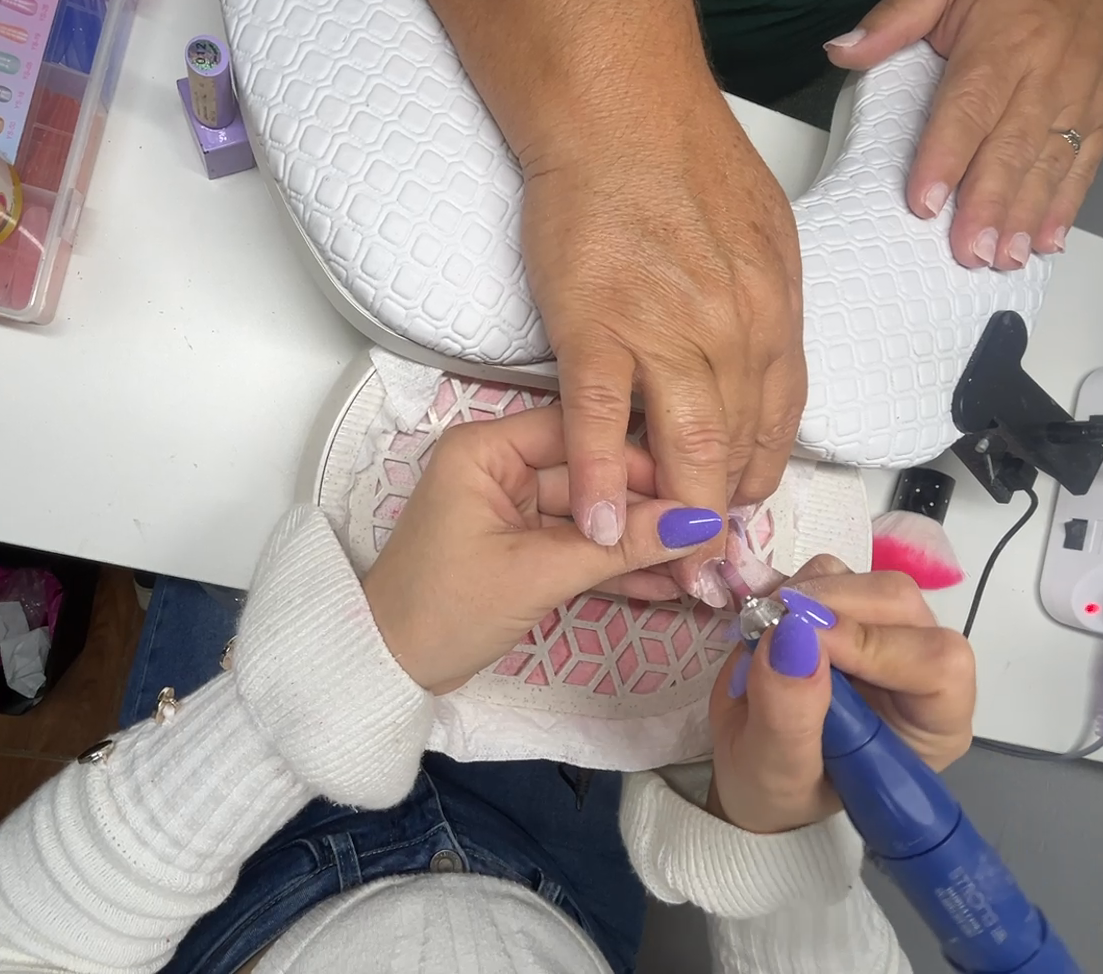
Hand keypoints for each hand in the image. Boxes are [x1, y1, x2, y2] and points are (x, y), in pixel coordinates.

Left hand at [362, 405, 725, 693]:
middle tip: (712, 535)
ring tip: (702, 565)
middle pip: (592, 478)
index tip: (701, 487)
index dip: (640, 460)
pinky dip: (615, 568)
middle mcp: (502, 467)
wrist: (390, 669)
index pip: (579, 433)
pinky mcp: (523, 547)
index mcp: (487, 449)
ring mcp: (515, 509)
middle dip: (649, 512)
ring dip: (640, 545)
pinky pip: (578, 548)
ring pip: (592, 518)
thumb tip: (698, 524)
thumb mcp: (535, 573)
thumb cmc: (445, 607)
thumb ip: (617, 547)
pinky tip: (668, 583)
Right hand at [520, 98, 806, 609]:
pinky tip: (597, 529)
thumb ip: (763, 305)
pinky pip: (604, 422)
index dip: (758, 480)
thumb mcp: (760, 232)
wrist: (618, 114)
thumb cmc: (681, 164)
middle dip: (727, 523)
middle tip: (710, 573)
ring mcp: (667, 335)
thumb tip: (756, 356)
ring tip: (661, 568)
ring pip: (685, 447)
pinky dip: (602, 482)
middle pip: (739, 449)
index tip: (737, 514)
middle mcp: (736, 334)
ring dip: (675, 519)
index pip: (779, 421)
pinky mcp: (598, 330)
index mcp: (775, 313)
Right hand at [706, 556, 975, 835]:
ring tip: (762, 634)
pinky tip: (764, 623)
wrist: (749, 771)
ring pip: (862, 578)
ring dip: (803, 593)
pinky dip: (785, 586)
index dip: (871, 644)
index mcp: (929, 724)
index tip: (798, 644)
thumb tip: (792, 633)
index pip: (937, 662)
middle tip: (768, 627)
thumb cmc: (774, 789)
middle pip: (901, 604)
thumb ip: (788, 713)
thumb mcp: (776, 770)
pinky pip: (823, 573)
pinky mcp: (840, 610)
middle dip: (830, 605)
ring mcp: (879, 632)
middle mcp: (917, 669)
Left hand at [824, 0, 1102, 267]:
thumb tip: (841, 49)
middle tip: (965, 253)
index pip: (967, 110)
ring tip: (1001, 260)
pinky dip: (1067, 206)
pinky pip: (1084, 163)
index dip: (945, 159)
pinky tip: (1046, 242)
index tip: (924, 203)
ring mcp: (1078, 97)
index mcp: (1002, 44)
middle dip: (987, 207)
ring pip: (1049, 165)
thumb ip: (894, 18)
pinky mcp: (1099, 112)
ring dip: (1024, 218)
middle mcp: (1045, 74)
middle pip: (1011, 150)